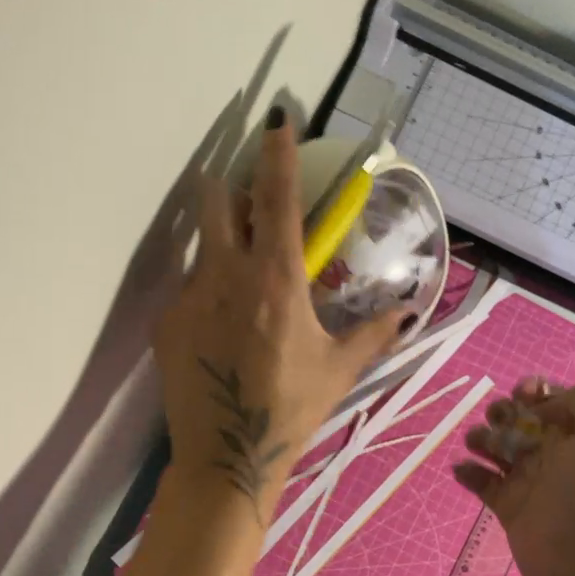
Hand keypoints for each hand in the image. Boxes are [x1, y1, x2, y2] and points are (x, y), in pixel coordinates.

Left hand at [155, 108, 407, 521]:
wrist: (226, 458)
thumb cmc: (291, 410)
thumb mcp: (340, 370)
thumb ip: (375, 334)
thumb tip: (409, 311)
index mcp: (275, 280)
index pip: (275, 198)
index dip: (277, 153)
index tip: (276, 118)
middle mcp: (225, 275)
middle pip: (215, 200)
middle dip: (232, 190)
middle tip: (252, 211)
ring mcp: (188, 297)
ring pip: (201, 245)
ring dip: (222, 243)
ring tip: (242, 284)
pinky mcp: (165, 323)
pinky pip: (187, 288)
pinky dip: (208, 292)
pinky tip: (222, 331)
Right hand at [452, 379, 574, 575]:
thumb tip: (542, 408)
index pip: (551, 402)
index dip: (533, 392)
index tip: (519, 394)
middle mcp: (553, 454)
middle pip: (519, 422)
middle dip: (503, 412)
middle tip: (498, 420)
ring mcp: (529, 481)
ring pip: (497, 448)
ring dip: (481, 437)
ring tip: (476, 442)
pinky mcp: (509, 507)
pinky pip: (482, 482)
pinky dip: (468, 472)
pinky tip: (463, 469)